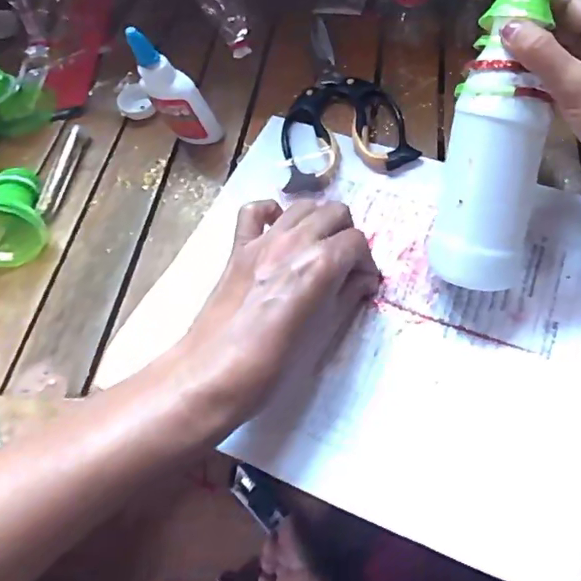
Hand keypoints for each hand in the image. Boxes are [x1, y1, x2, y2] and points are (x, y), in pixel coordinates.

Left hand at [174, 200, 377, 420]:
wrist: (215, 374)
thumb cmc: (275, 364)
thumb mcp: (325, 333)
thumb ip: (348, 297)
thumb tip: (363, 279)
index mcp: (320, 263)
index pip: (357, 242)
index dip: (366, 261)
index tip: (363, 283)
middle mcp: (294, 241)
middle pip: (334, 213)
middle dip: (346, 234)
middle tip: (343, 265)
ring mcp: (262, 240)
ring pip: (301, 206)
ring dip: (316, 221)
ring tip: (316, 250)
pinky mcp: (237, 247)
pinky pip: (254, 210)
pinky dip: (270, 213)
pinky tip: (277, 232)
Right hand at [498, 0, 580, 201]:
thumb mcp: (577, 83)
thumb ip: (541, 52)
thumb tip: (506, 25)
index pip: (568, 4)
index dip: (534, 5)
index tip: (497, 13)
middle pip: (558, 31)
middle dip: (524, 36)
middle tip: (484, 42)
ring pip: (554, 58)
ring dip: (525, 61)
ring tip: (488, 63)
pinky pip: (555, 82)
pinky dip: (534, 82)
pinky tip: (508, 87)